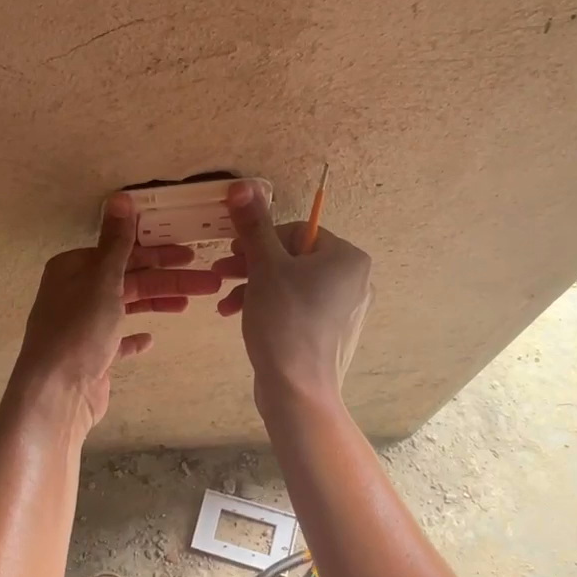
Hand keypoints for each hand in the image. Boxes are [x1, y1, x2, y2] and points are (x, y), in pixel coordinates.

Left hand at [12, 194, 223, 427]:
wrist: (56, 393)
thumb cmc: (78, 331)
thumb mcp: (102, 280)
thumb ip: (117, 242)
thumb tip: (120, 197)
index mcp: (74, 268)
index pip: (123, 252)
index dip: (158, 252)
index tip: (192, 254)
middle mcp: (75, 293)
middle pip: (130, 279)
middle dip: (168, 279)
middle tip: (210, 281)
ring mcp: (83, 326)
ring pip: (127, 306)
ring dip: (159, 303)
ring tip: (191, 305)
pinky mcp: (92, 355)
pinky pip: (117, 340)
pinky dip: (134, 337)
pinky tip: (151, 339)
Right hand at [212, 180, 372, 407]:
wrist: (298, 390)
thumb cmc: (284, 322)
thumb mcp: (263, 268)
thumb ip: (253, 226)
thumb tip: (242, 185)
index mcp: (347, 257)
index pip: (297, 231)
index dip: (259, 239)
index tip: (231, 253)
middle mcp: (355, 280)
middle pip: (293, 258)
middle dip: (252, 266)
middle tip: (222, 272)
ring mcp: (345, 310)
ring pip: (292, 285)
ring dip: (254, 288)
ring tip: (226, 303)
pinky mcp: (331, 334)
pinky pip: (298, 308)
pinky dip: (270, 308)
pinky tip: (241, 318)